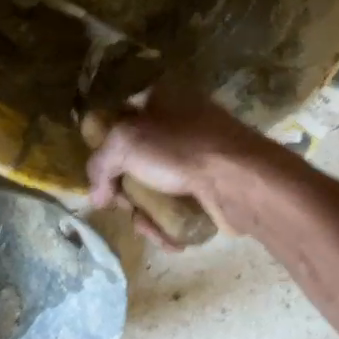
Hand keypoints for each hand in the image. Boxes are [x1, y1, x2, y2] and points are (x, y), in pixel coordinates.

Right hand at [86, 86, 300, 244]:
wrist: (242, 181)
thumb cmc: (179, 150)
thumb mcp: (124, 144)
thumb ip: (99, 165)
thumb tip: (97, 196)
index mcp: (159, 99)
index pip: (119, 118)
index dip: (105, 148)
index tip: (102, 176)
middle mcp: (178, 123)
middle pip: (134, 160)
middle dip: (126, 190)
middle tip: (127, 206)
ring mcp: (197, 156)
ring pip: (156, 186)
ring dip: (147, 214)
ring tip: (152, 230)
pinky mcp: (211, 186)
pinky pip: (179, 204)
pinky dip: (170, 223)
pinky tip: (172, 239)